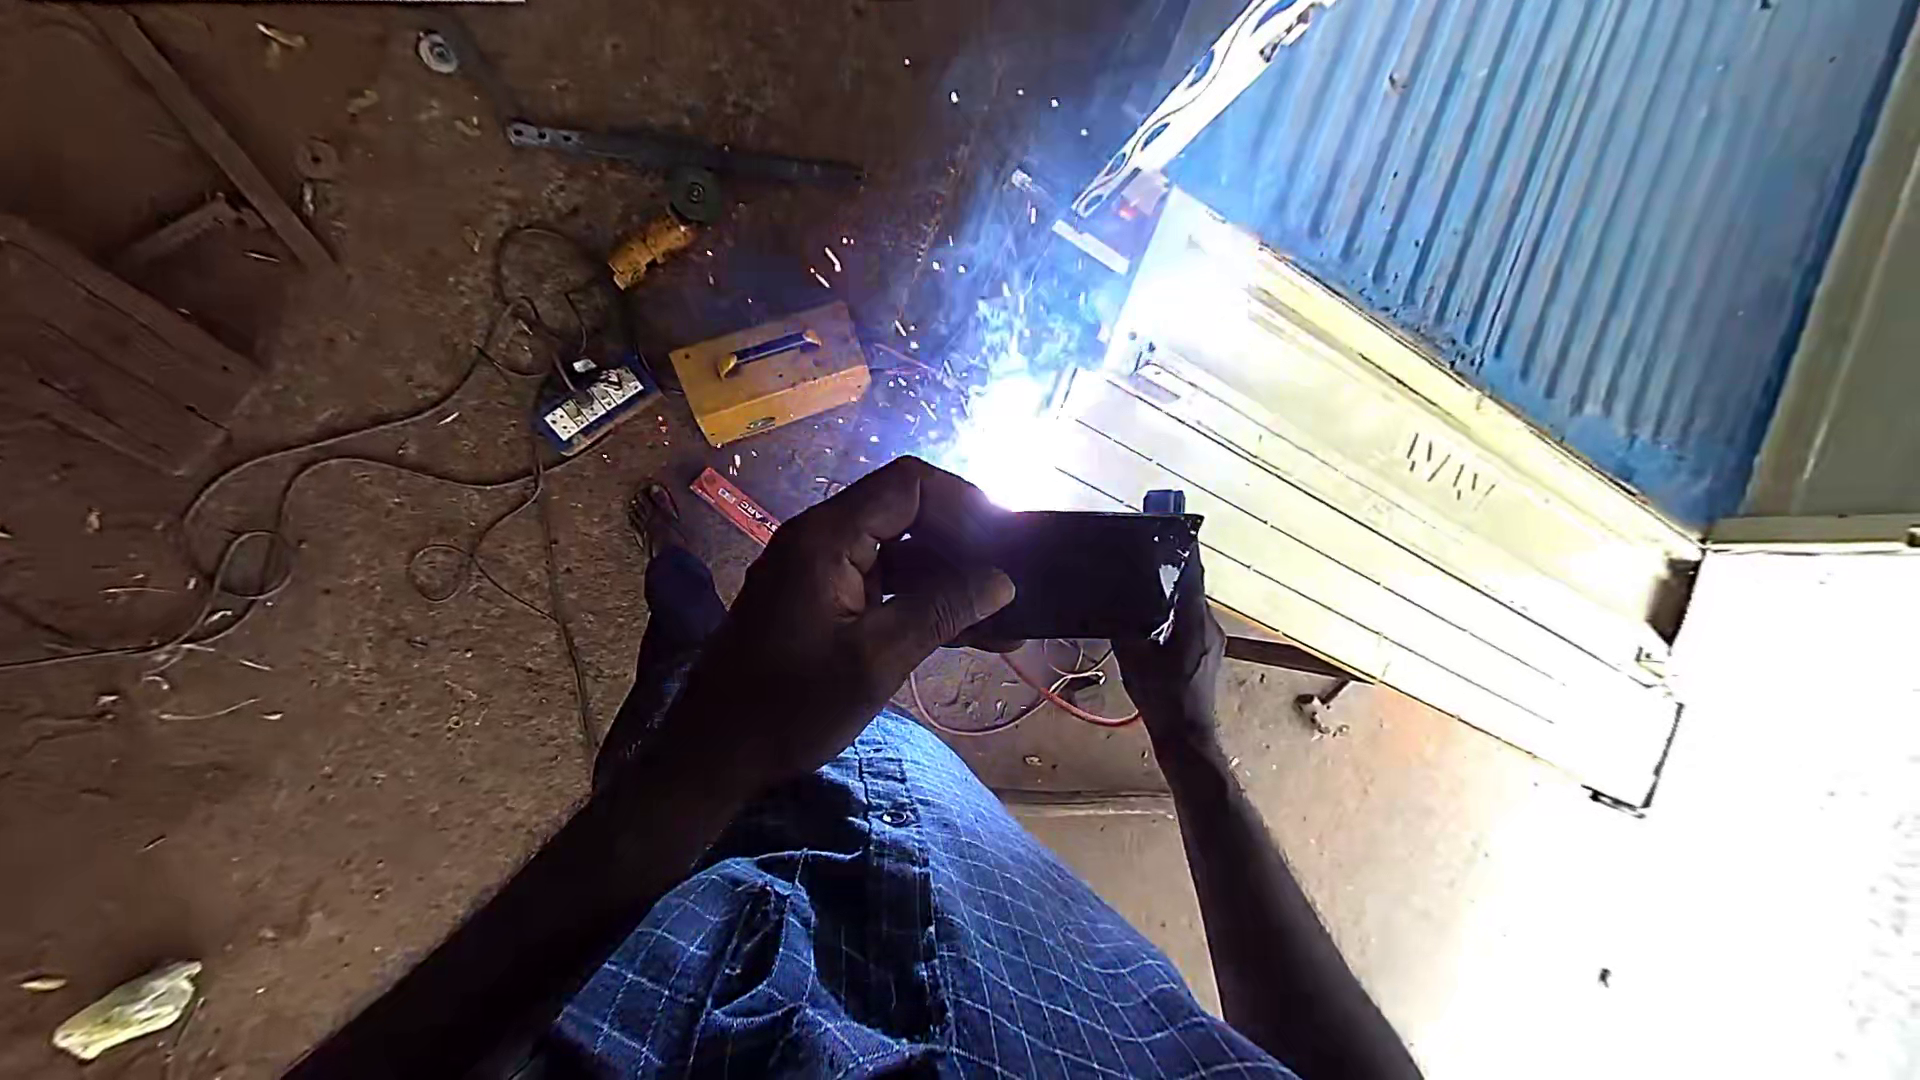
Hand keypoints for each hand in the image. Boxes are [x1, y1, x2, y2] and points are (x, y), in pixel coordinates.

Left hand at [643, 457, 1014, 795]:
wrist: (716, 755)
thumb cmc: (790, 707)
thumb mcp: (876, 659)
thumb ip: (941, 609)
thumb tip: (1002, 579)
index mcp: (828, 536)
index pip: (909, 485)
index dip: (964, 504)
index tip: (1003, 543)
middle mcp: (824, 538)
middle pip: (909, 513)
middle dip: (963, 544)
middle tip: (1007, 583)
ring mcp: (824, 568)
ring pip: (903, 552)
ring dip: (949, 580)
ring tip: (1002, 616)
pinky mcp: (827, 598)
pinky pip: (887, 583)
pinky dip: (924, 601)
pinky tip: (969, 632)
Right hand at [1113, 551, 1224, 750]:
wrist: (1185, 735)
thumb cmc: (1160, 695)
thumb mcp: (1132, 656)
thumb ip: (1125, 624)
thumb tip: (1114, 600)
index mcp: (1194, 620)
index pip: (1193, 573)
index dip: (1182, 549)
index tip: (1168, 531)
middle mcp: (1210, 625)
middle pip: (1192, 587)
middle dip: (1170, 573)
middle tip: (1144, 560)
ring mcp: (1214, 640)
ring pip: (1191, 606)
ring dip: (1172, 596)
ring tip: (1145, 588)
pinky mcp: (1210, 653)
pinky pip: (1193, 622)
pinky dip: (1176, 614)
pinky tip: (1155, 620)